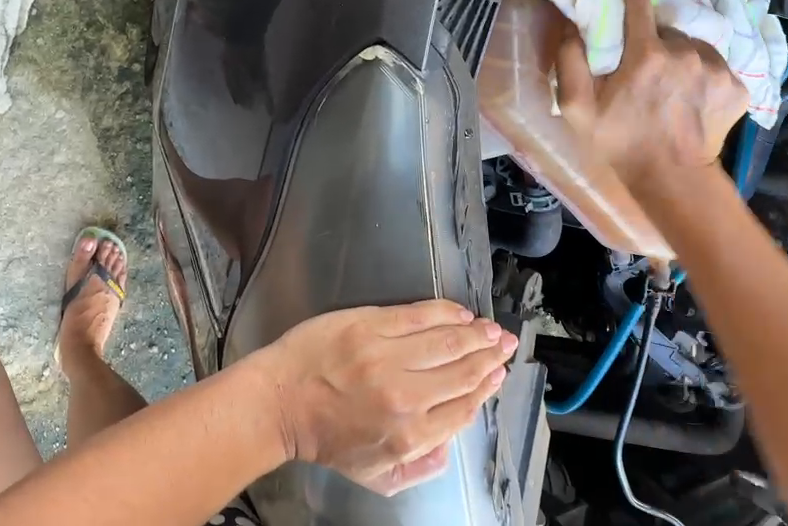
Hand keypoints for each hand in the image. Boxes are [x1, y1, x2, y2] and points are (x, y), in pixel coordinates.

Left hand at [250, 300, 517, 494]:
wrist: (281, 400)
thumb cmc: (326, 438)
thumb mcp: (377, 476)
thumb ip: (419, 467)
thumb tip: (448, 444)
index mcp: (409, 435)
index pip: (462, 407)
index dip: (485, 388)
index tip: (498, 374)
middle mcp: (404, 394)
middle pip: (461, 370)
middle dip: (489, 356)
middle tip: (506, 344)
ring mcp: (386, 354)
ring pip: (445, 340)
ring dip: (474, 333)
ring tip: (492, 328)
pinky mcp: (368, 324)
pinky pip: (417, 314)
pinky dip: (444, 312)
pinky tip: (460, 312)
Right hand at [555, 0, 749, 198]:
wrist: (672, 179)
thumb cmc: (619, 141)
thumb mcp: (577, 106)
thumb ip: (570, 60)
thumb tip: (573, 24)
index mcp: (647, 53)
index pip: (639, 4)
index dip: (627, 8)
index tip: (622, 21)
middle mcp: (687, 53)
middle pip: (666, 29)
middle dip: (653, 42)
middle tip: (643, 68)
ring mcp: (717, 70)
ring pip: (693, 46)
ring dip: (680, 57)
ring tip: (669, 84)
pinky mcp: (738, 87)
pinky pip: (716, 66)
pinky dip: (703, 76)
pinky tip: (691, 97)